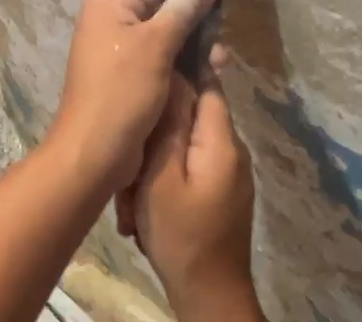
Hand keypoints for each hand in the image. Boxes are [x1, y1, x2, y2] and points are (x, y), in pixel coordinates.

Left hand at [48, 0, 217, 193]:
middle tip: (221, 45)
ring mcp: (114, 44)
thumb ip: (182, 10)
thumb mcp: (156, 47)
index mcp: (110, 1)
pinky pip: (155, 53)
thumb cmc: (122, 93)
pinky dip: (177, 59)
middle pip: (160, 1)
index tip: (221, 6)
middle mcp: (109, 16)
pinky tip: (202, 74)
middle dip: (193, 18)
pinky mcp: (122, 70)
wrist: (92, 151)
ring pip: (161, 30)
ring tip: (218, 63)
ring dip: (190, 42)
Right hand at [122, 65, 259, 319]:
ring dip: (156, 158)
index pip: (205, 83)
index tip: (146, 67)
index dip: (178, 70)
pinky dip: (166, 176)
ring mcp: (229, 173)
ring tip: (132, 189)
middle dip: (157, 128)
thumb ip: (169, 123)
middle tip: (129, 153)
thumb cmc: (180, 233)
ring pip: (186, 143)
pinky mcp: (221, 193)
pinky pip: (190, 166)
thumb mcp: (162, 174)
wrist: (209, 295)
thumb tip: (173, 74)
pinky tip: (145, 201)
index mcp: (221, 139)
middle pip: (192, 114)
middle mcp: (232, 150)